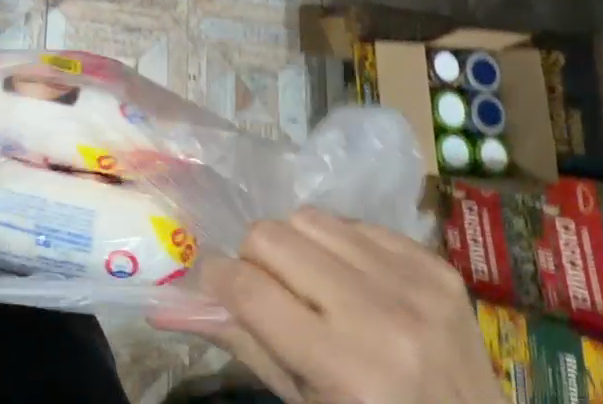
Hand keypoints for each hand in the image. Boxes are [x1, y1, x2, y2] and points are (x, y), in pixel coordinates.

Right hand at [161, 210, 500, 403]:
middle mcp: (382, 316)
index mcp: (346, 365)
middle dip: (256, 260)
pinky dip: (340, 246)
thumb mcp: (304, 402)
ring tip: (314, 285)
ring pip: (307, 218)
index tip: (216, 286)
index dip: (216, 278)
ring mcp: (415, 284)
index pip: (246, 286)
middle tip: (272, 293)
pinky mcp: (437, 265)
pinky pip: (355, 222)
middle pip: (270, 235)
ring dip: (296, 246)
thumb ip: (241, 342)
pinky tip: (355, 283)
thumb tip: (165, 303)